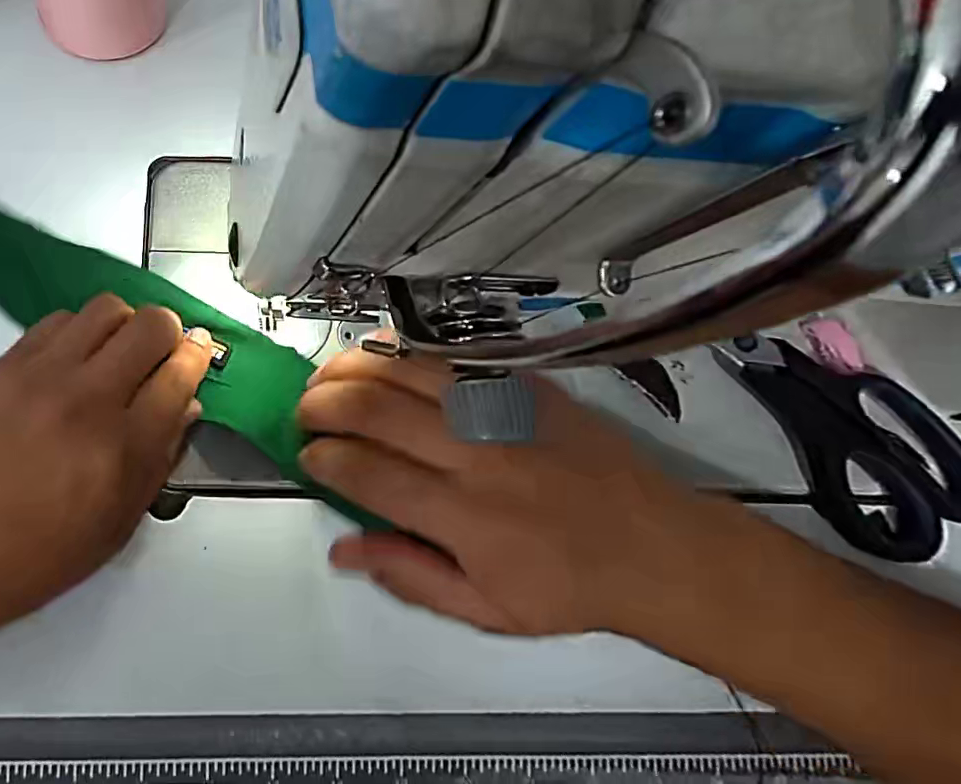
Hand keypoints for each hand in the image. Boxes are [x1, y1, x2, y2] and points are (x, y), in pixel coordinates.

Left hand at [0, 293, 211, 703]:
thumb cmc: (31, 556)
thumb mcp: (114, 528)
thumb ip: (158, 462)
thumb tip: (185, 404)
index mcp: (121, 449)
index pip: (181, 373)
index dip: (199, 357)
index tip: (199, 356)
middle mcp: (88, 399)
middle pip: (153, 325)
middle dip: (170, 334)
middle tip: (161, 355)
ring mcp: (43, 373)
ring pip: (109, 308)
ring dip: (126, 324)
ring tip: (117, 354)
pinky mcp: (7, 362)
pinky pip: (61, 319)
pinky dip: (81, 330)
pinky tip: (74, 359)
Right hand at [298, 345, 736, 638]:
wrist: (656, 545)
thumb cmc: (569, 586)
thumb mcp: (485, 608)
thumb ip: (407, 575)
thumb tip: (343, 547)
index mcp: (465, 515)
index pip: (368, 473)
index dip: (324, 460)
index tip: (308, 458)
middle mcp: (476, 452)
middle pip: (375, 409)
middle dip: (322, 405)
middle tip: (304, 413)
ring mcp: (498, 408)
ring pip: (404, 370)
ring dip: (350, 368)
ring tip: (324, 378)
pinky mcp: (519, 382)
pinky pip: (444, 355)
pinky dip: (398, 351)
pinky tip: (375, 356)